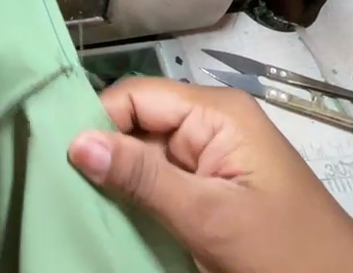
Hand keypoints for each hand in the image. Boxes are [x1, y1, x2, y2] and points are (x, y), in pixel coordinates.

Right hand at [68, 79, 352, 272]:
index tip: (63, 158)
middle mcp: (210, 124)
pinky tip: (113, 216)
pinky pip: (161, 183)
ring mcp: (212, 159)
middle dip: (104, 151)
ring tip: (79, 200)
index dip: (99, 121)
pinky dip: (138, 200)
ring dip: (119, 180)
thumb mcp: (212, 217)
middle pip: (138, 123)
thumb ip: (142, 177)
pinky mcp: (212, 192)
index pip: (136, 96)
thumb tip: (74, 141)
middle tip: (64, 183)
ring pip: (145, 156)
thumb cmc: (290, 256)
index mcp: (216, 111)